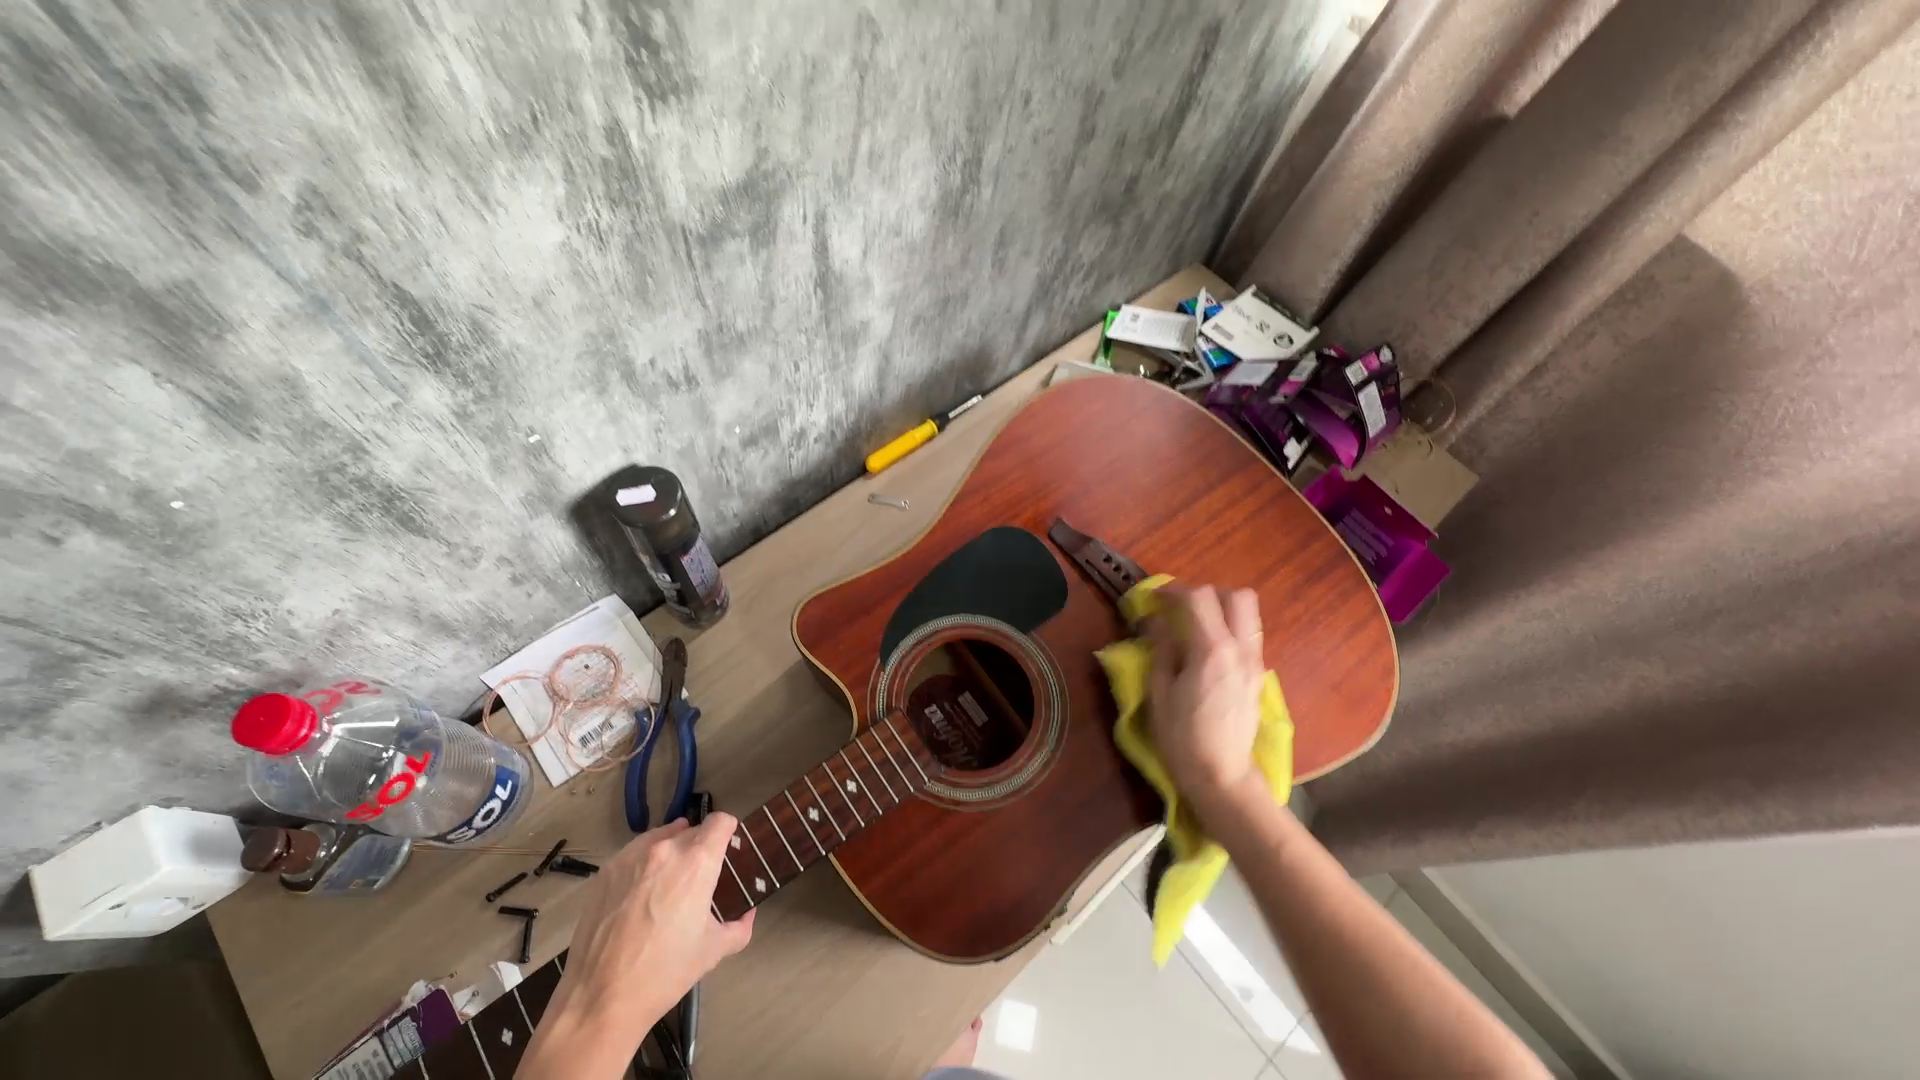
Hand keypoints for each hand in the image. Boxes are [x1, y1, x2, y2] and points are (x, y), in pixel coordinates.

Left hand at [547, 816, 753, 1043]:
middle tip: (699, 876)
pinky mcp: (605, 872)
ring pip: (660, 838)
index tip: (727, 847)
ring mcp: (631, 858)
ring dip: (671, 850)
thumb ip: (739, 927)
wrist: (602, 997)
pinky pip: (633, 854)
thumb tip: (747, 916)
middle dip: (700, 847)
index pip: (720, 822)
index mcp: (697, 863)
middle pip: (690, 831)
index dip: (727, 831)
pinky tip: (641, 894)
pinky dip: (644, 864)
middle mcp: (665, 850)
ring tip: (668, 883)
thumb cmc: (665, 972)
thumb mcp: (713, 950)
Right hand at [1146, 585, 1265, 803]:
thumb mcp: (1160, 692)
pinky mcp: (1259, 674)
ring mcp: (1255, 661)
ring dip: (1222, 608)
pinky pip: (1249, 635)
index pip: (1198, 598)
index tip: (1153, 598)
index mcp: (1211, 650)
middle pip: (1237, 596)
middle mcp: (1240, 649)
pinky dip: (1230, 629)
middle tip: (1182, 607)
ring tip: (1196, 625)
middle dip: (1207, 592)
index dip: (1173, 590)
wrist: (1221, 774)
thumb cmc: (1182, 737)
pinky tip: (1208, 650)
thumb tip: (1157, 621)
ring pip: (1249, 613)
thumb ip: (1162, 649)